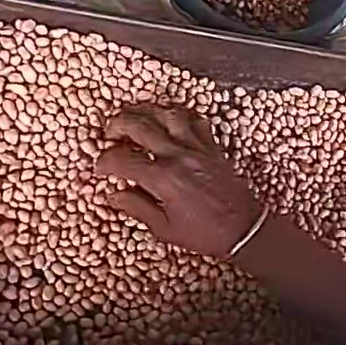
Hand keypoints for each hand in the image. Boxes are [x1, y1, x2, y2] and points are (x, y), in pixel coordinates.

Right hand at [95, 105, 260, 256]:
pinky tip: (168, 120)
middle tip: (109, 136)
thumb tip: (114, 194)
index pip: (122, 158)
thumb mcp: (165, 228)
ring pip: (166, 113)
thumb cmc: (205, 233)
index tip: (101, 168)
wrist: (244, 229)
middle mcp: (179, 156)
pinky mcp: (212, 147)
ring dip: (145, 111)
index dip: (105, 161)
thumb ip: (137, 207)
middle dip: (116, 125)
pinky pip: (194, 119)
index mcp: (163, 179)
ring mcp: (197, 148)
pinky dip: (178, 114)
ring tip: (133, 119)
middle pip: (139, 124)